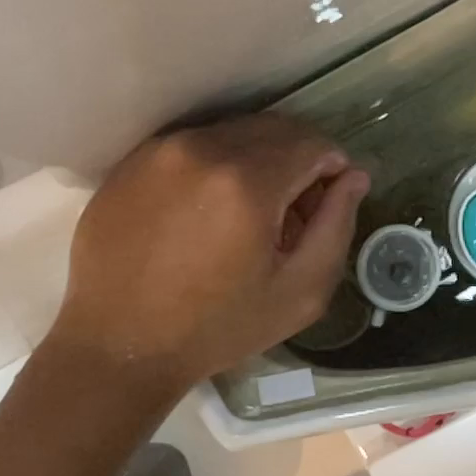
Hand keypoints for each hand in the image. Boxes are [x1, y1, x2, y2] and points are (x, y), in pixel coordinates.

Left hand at [50, 114, 369, 389]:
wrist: (121, 344)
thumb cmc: (217, 329)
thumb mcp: (299, 293)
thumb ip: (335, 228)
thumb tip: (354, 178)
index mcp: (248, 182)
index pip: (311, 144)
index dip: (332, 169)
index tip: (327, 203)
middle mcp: (202, 149)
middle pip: (271, 130)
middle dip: (296, 162)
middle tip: (293, 215)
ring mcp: (159, 152)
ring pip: (229, 135)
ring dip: (255, 163)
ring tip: (248, 218)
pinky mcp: (130, 164)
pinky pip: (190, 149)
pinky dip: (213, 169)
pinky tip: (206, 217)